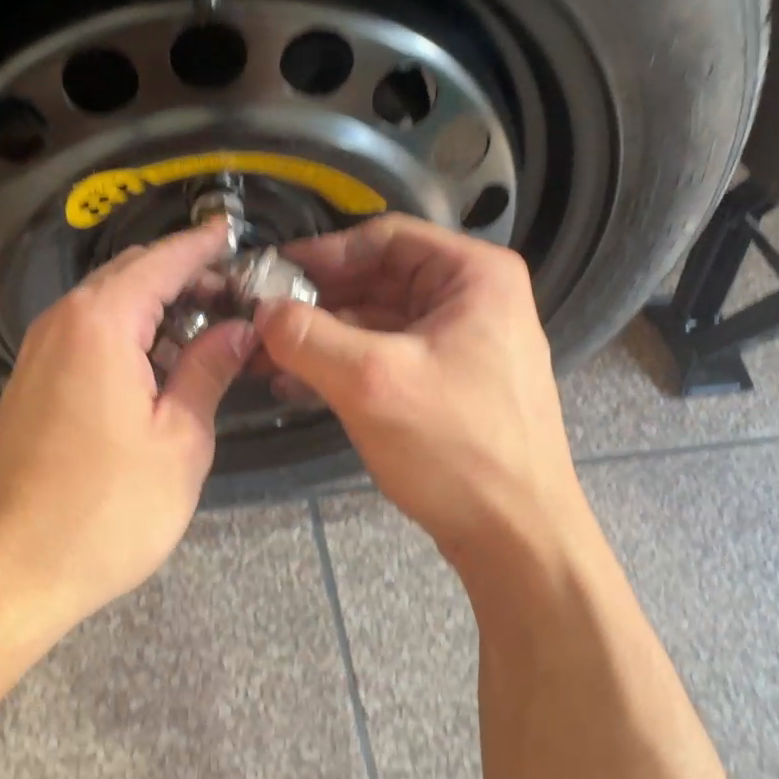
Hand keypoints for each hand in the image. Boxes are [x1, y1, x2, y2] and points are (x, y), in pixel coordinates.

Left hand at [0, 220, 254, 628]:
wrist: (2, 572)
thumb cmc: (102, 511)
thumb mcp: (178, 443)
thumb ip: (208, 373)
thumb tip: (237, 330)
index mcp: (101, 323)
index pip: (161, 262)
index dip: (201, 245)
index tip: (233, 231)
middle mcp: (62, 322)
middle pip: (128, 274)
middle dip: (180, 273)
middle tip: (232, 292)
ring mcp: (37, 352)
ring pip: (104, 304)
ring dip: (153, 305)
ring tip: (204, 326)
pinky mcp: (28, 384)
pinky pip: (84, 334)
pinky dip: (125, 332)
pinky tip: (155, 364)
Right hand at [255, 214, 577, 559]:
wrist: (518, 539)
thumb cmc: (456, 447)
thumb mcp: (373, 382)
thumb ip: (309, 337)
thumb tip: (260, 310)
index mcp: (475, 276)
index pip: (385, 238)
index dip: (324, 253)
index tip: (272, 275)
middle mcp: (474, 299)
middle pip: (378, 279)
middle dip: (317, 300)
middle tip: (259, 318)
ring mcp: (464, 344)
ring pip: (378, 320)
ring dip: (323, 336)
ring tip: (266, 356)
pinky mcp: (449, 385)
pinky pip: (387, 356)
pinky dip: (343, 364)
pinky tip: (297, 384)